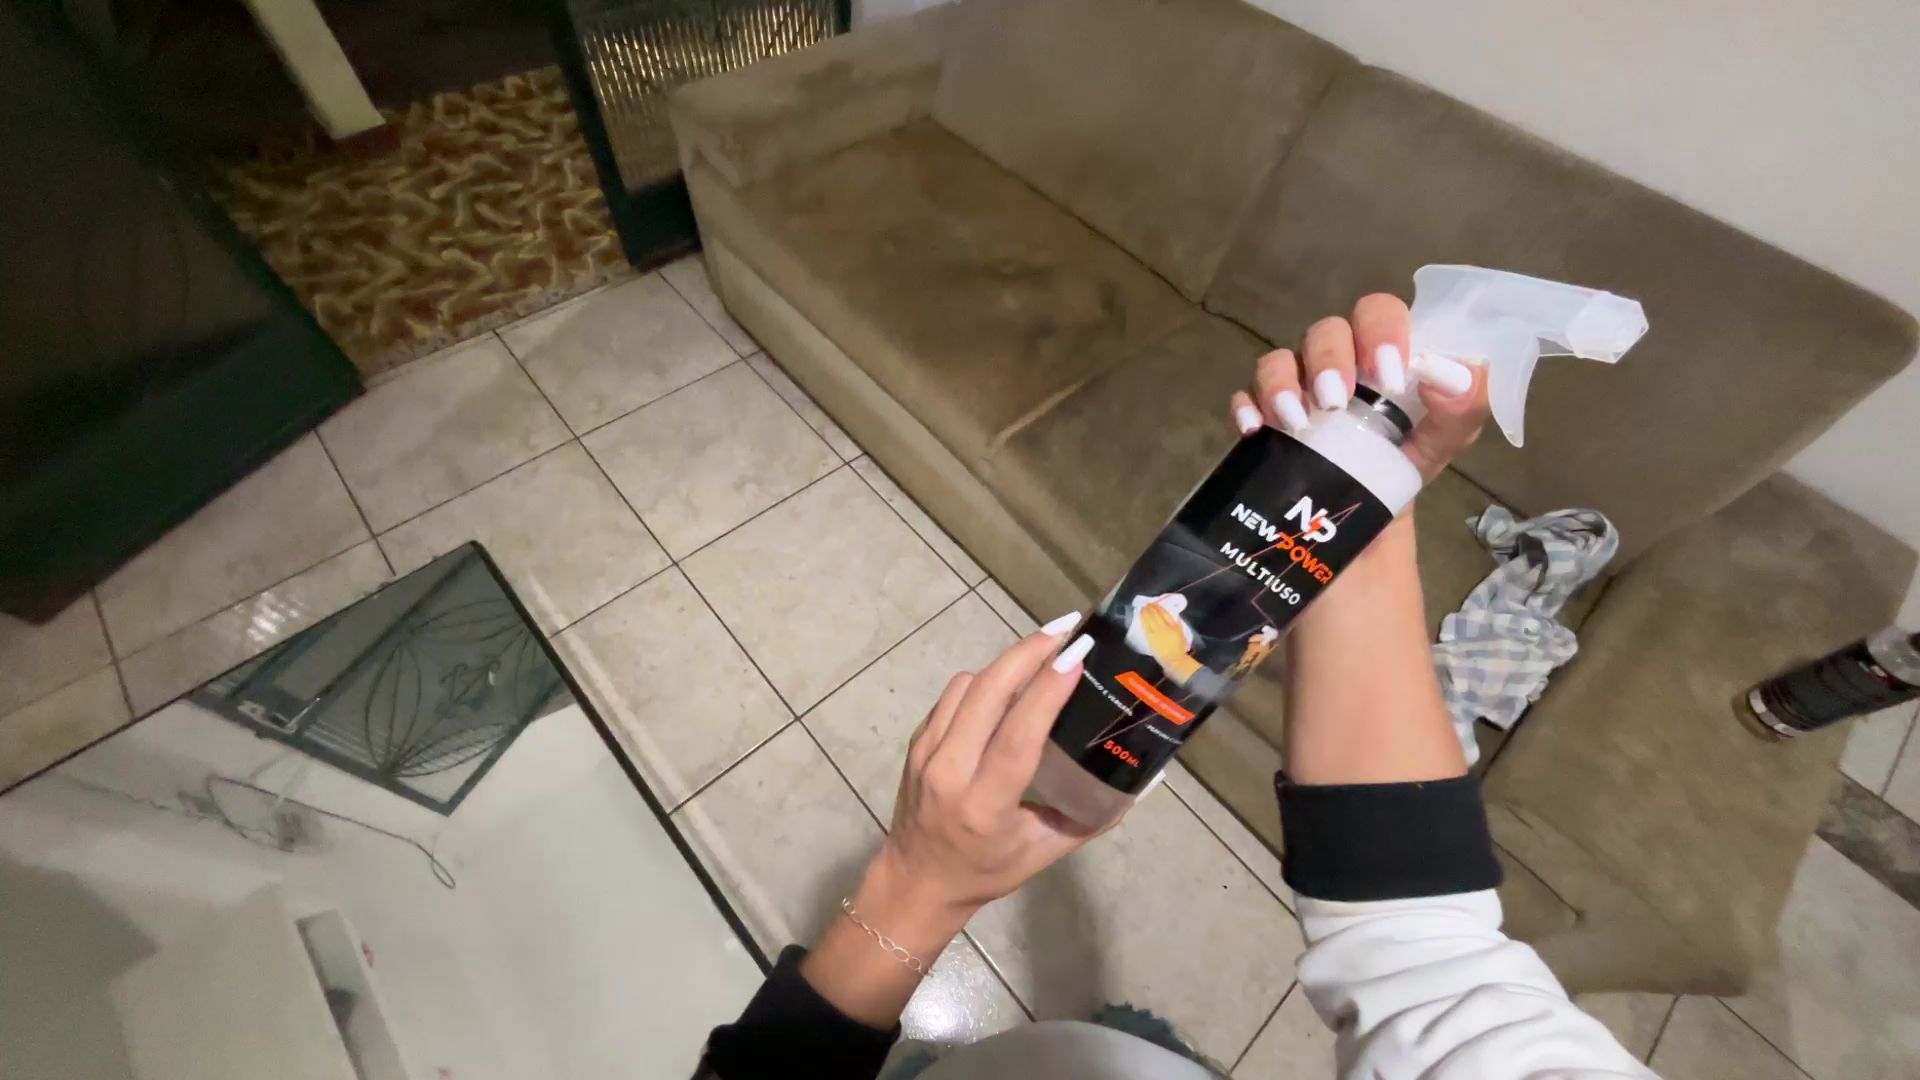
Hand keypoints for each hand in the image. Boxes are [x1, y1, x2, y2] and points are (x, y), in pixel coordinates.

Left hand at [799, 627, 1096, 1027]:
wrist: (915, 879)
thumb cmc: (987, 870)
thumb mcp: (1045, 851)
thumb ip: (1093, 814)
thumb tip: (1144, 776)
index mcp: (984, 805)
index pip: (1016, 738)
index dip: (1045, 693)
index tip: (1074, 655)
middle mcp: (949, 771)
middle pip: (986, 694)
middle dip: (1027, 653)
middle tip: (1065, 628)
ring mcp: (925, 751)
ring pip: (968, 685)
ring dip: (1006, 663)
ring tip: (1044, 651)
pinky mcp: (915, 739)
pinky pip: (953, 694)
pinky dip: (983, 681)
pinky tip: (1009, 680)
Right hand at [1227, 293, 1489, 480]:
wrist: (1356, 526)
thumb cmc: (1401, 473)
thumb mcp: (1444, 445)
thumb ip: (1462, 409)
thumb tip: (1449, 375)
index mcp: (1381, 357)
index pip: (1378, 312)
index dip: (1380, 330)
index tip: (1388, 375)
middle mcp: (1334, 365)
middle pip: (1323, 330)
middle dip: (1327, 359)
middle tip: (1335, 401)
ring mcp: (1293, 392)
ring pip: (1276, 360)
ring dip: (1281, 383)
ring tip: (1297, 422)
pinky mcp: (1262, 422)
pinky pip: (1243, 398)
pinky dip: (1245, 407)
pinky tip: (1254, 430)